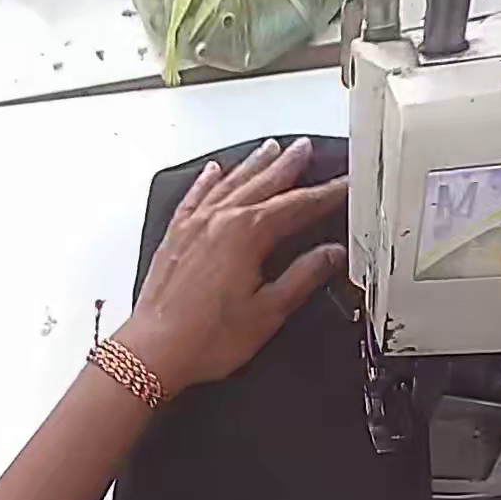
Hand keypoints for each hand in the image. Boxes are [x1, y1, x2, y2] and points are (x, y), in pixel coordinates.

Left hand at [114, 136, 347, 395]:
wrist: (155, 351)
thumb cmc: (208, 338)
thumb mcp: (269, 311)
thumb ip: (303, 277)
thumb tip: (331, 254)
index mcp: (247, 234)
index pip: (298, 206)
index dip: (326, 195)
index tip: (345, 185)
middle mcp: (219, 220)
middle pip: (263, 183)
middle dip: (289, 166)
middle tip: (306, 148)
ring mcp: (194, 225)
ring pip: (231, 183)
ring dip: (254, 165)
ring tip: (272, 148)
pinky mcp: (175, 237)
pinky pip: (196, 196)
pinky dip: (209, 181)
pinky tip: (215, 172)